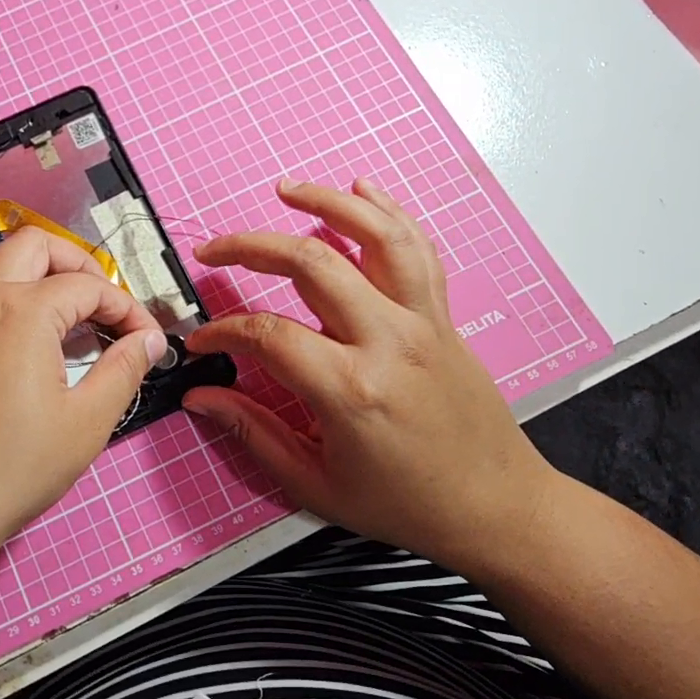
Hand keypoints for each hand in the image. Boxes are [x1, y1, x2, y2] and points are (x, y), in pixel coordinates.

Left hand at [0, 228, 166, 584]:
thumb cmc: (12, 470)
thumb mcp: (86, 423)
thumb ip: (124, 369)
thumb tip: (148, 339)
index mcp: (22, 310)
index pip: (89, 286)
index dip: (126, 309)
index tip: (144, 339)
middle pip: (35, 245)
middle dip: (76, 264)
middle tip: (99, 304)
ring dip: (27, 272)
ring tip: (52, 311)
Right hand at [182, 179, 556, 573]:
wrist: (500, 509)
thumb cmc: (408, 504)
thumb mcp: (317, 483)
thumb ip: (252, 432)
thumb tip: (200, 398)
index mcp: (352, 389)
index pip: (268, 334)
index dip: (224, 331)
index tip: (202, 340)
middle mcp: (389, 341)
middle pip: (312, 264)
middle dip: (251, 246)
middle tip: (214, 249)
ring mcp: (422, 322)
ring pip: (375, 237)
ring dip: (327, 204)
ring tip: (286, 190)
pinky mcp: (442, 317)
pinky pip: (418, 250)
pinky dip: (389, 212)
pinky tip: (363, 189)